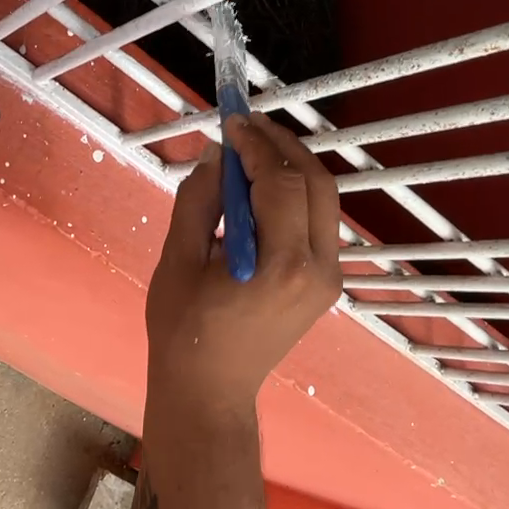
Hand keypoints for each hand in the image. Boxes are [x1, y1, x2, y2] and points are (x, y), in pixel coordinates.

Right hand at [145, 114, 342, 411]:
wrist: (209, 388)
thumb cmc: (183, 328)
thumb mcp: (179, 259)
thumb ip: (200, 200)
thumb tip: (219, 155)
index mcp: (280, 265)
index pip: (281, 183)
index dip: (257, 144)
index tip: (231, 120)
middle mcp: (318, 268)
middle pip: (317, 184)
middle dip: (283, 145)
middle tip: (247, 125)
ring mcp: (329, 278)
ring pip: (324, 201)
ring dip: (292, 166)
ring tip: (253, 147)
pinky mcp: (325, 283)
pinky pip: (318, 222)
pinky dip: (296, 193)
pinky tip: (263, 185)